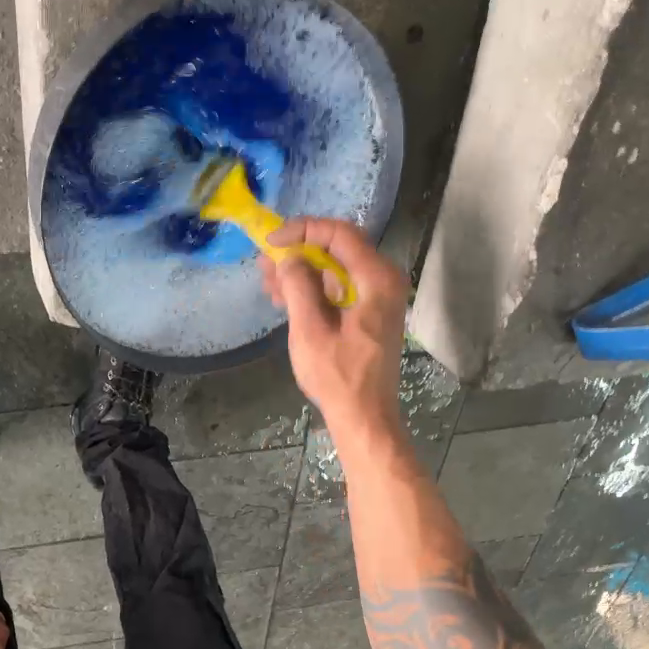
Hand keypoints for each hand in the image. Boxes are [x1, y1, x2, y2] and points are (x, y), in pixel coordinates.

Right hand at [258, 218, 410, 437]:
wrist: (364, 417)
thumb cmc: (338, 378)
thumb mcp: (310, 331)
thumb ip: (299, 287)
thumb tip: (288, 258)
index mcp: (377, 280)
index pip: (340, 234)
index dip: (303, 231)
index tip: (271, 242)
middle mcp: (384, 281)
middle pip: (339, 249)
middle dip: (299, 252)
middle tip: (264, 264)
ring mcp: (378, 298)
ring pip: (336, 269)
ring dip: (302, 272)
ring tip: (268, 283)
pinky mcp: (369, 314)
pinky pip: (339, 289)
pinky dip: (313, 289)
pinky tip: (286, 298)